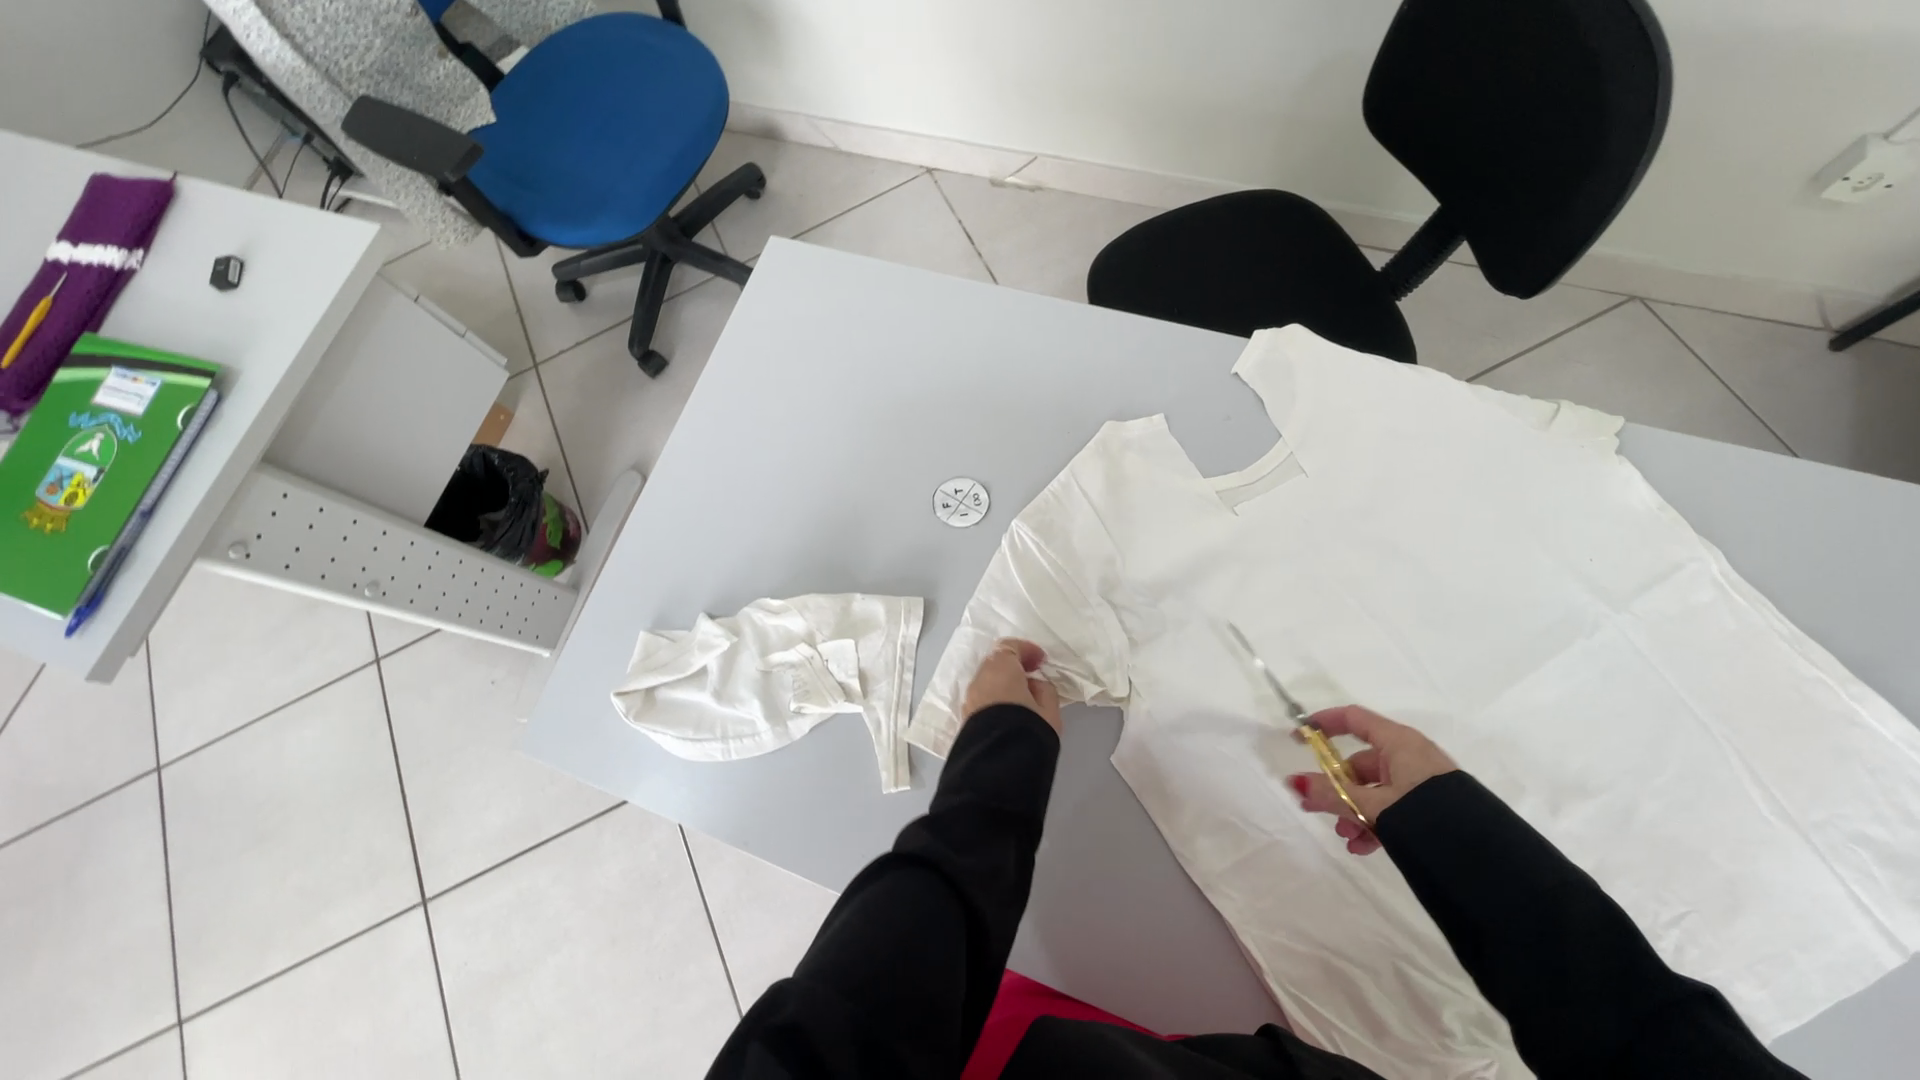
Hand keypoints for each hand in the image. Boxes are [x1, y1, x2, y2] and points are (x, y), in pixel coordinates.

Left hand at [962, 638, 1062, 735]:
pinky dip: (994, 698)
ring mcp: (970, 698)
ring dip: (1002, 684)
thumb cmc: (1028, 727)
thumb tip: (1034, 685)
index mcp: (1001, 668)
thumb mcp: (1049, 709)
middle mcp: (980, 679)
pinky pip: (982, 699)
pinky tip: (1008, 711)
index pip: (1010, 647)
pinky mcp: (965, 716)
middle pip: (995, 663)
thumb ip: (1044, 690)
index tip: (1041, 661)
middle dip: (1013, 667)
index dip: (1027, 651)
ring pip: (987, 682)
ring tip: (1021, 698)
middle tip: (1031, 676)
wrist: (998, 764)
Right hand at [1289, 706, 1457, 854]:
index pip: (1352, 718)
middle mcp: (1410, 756)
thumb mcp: (1369, 805)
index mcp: (1398, 742)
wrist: (1484, 860)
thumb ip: (1330, 794)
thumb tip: (1292, 781)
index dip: (1322, 724)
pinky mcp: (1432, 806)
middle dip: (1337, 789)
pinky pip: (1393, 806)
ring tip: (1348, 839)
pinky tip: (1364, 848)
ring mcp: (1422, 782)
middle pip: (1360, 762)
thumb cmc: (1422, 816)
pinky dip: (1374, 823)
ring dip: (1354, 812)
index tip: (1297, 740)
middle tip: (1317, 809)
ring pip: (1375, 789)